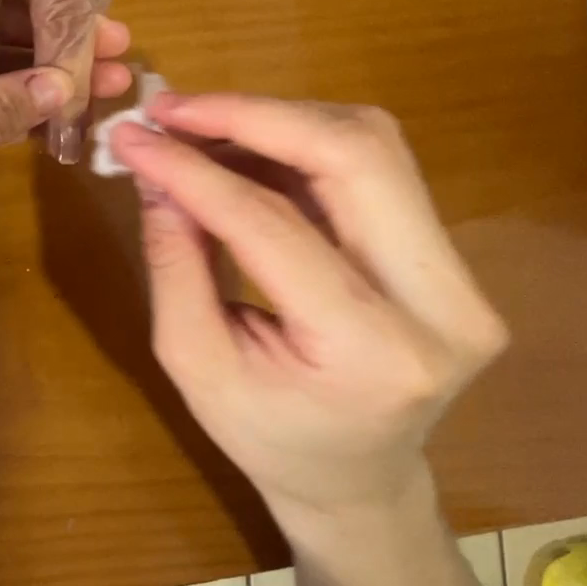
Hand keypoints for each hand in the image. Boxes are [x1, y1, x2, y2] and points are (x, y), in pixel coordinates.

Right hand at [109, 95, 509, 529]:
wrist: (354, 477)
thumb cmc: (261, 432)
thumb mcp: (190, 358)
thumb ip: (173, 263)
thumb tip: (154, 173)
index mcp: (373, 349)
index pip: (271, 225)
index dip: (191, 171)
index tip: (128, 137)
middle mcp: (442, 302)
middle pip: (358, 157)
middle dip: (252, 115)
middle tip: (169, 108)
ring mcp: (458, 275)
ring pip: (371, 147)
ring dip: (272, 122)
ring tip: (192, 128)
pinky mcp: (443, 256)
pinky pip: (368, 169)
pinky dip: (290, 144)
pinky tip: (230, 152)